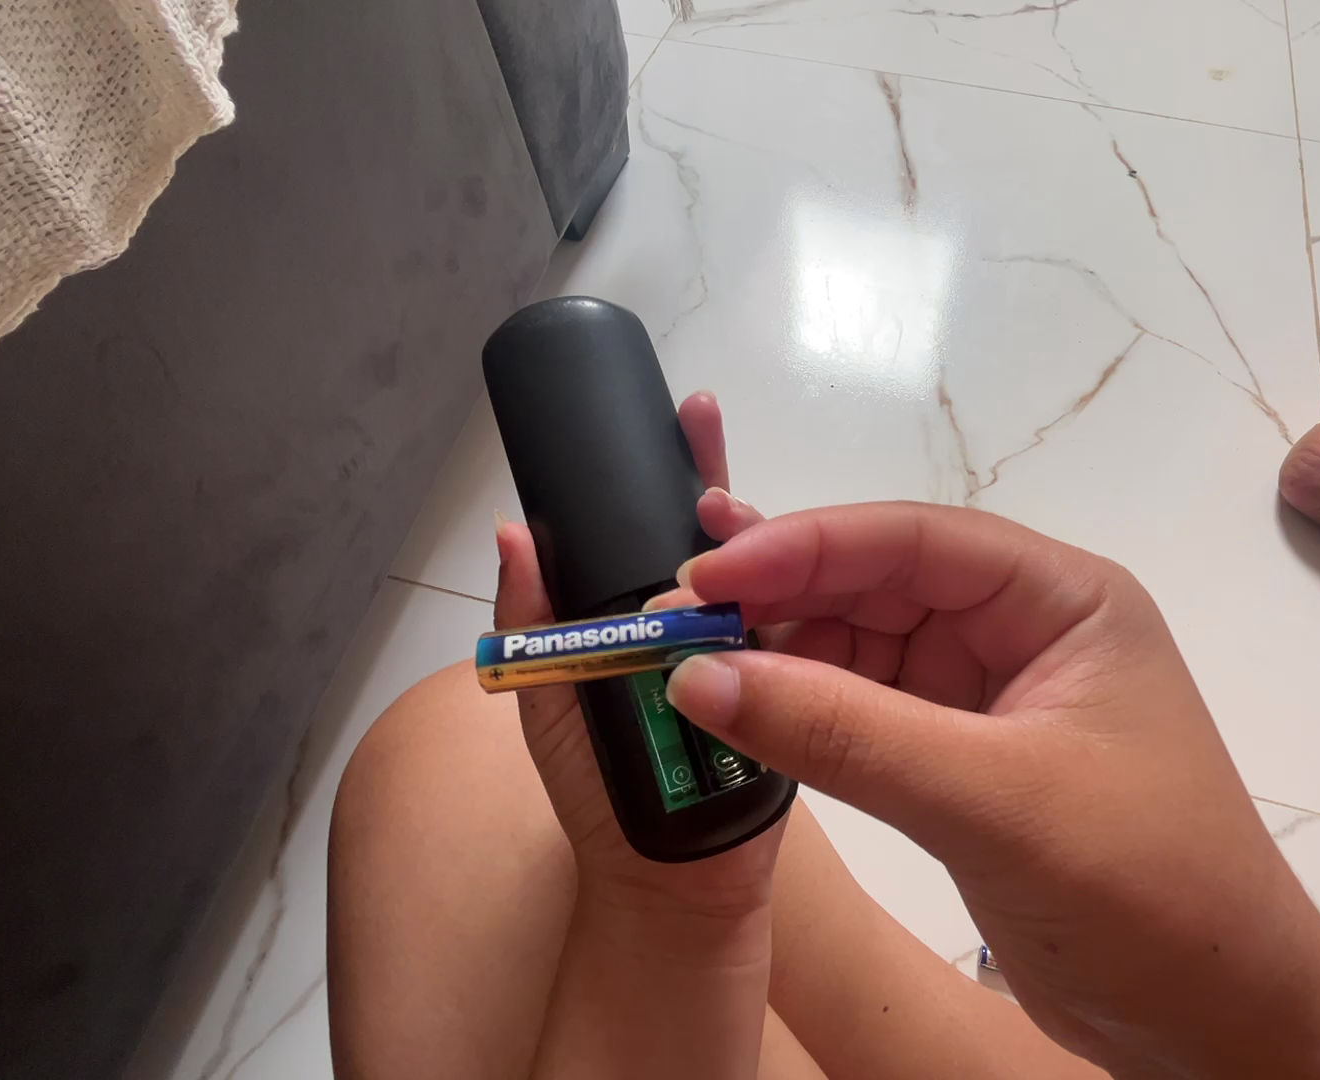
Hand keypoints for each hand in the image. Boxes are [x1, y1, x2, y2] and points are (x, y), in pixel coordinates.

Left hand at [493, 391, 778, 918]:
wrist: (681, 868)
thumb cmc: (607, 788)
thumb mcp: (555, 700)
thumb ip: (536, 625)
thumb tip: (511, 533)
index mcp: (636, 617)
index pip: (642, 531)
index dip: (650, 476)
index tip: (661, 420)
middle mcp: (691, 619)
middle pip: (706, 538)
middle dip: (707, 476)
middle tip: (704, 413)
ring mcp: (745, 643)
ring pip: (755, 568)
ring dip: (755, 520)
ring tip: (737, 473)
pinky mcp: (788, 673)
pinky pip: (796, 617)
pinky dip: (799, 580)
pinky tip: (808, 540)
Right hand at [660, 503, 1319, 1078]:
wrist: (1216, 1024)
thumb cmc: (1146, 892)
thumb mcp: (988, 799)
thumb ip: (840, 732)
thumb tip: (700, 675)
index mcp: (1056, 596)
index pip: (914, 541)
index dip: (806, 545)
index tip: (711, 573)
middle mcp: (1015, 623)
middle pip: (876, 583)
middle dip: (780, 595)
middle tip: (678, 617)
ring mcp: (982, 685)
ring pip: (859, 642)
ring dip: (780, 649)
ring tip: (691, 655)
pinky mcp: (954, 745)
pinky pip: (860, 703)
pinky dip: (800, 704)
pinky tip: (742, 704)